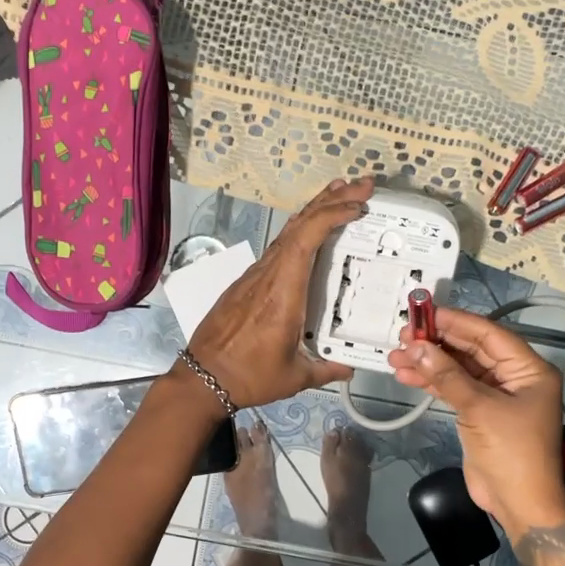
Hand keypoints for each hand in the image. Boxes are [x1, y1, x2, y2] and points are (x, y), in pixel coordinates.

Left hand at [184, 178, 370, 408]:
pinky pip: (276, 248)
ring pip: (286, 233)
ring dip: (314, 212)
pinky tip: (308, 232)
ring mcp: (254, 277)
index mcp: (283, 293)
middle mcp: (267, 276)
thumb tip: (349, 368)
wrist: (203, 379)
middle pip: (298, 226)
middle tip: (361, 187)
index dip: (331, 216)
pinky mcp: (245, 284)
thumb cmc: (249, 376)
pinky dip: (298, 232)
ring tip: (340, 195)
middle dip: (331, 202)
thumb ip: (326, 369)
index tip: (357, 206)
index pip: (306, 239)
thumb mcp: (294, 377)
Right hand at [387, 307, 564, 527]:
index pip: (489, 335)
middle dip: (437, 343)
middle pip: (472, 350)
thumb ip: (447, 376)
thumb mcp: (479, 409)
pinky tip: (408, 376)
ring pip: (459, 370)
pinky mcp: (480, 414)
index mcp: (529, 370)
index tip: (424, 314)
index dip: (456, 322)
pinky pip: (454, 389)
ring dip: (429, 364)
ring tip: (396, 357)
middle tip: (403, 335)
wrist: (518, 502)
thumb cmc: (511, 451)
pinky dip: (432, 383)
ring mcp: (497, 397)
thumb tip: (415, 348)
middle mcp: (515, 378)